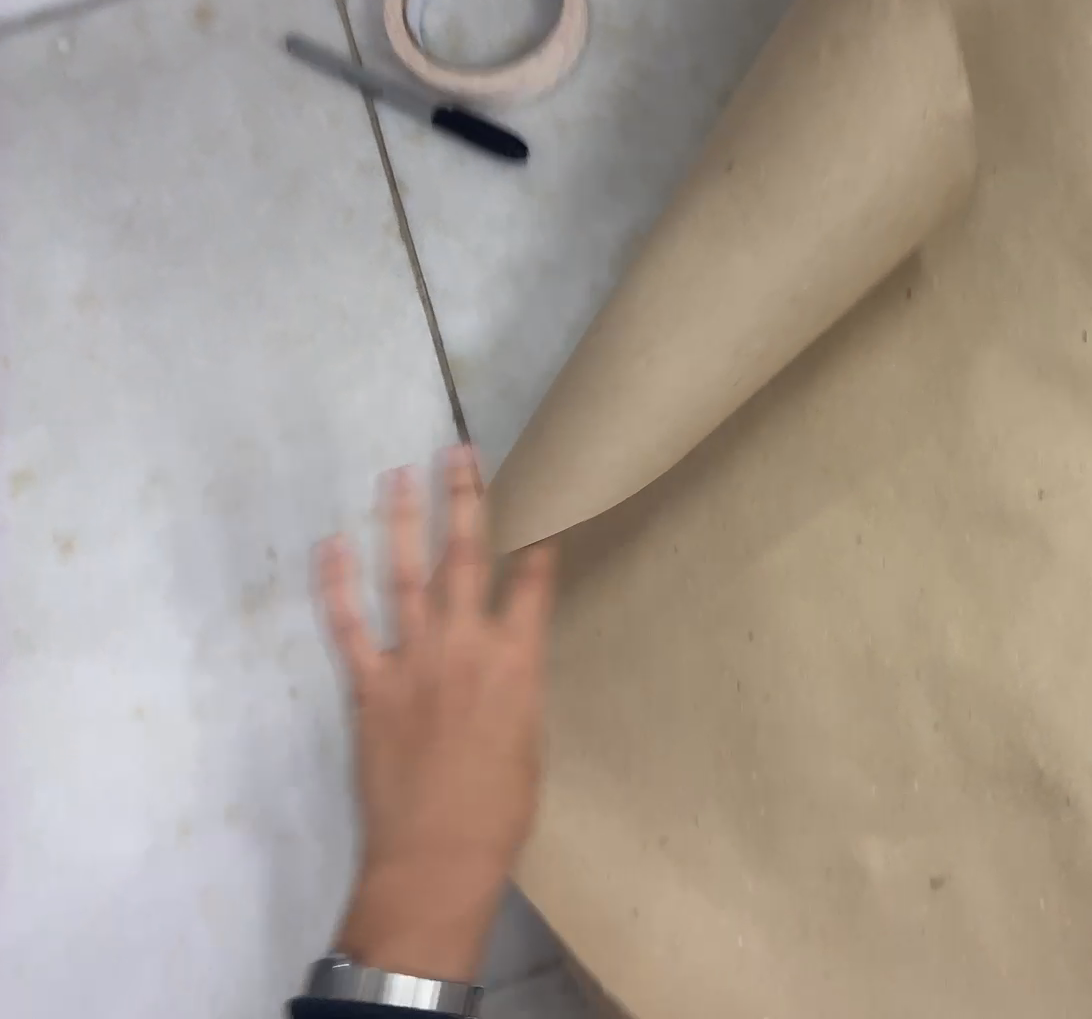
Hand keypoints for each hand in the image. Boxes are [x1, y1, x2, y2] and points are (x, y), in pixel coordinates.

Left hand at [314, 445, 558, 981]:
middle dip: (467, 500)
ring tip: (401, 475)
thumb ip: (518, 677)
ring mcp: (413, 663)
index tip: (541, 493)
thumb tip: (507, 648)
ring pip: (408, 577)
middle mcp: (468, 646)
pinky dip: (339, 584)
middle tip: (460, 452)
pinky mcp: (368, 688)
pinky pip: (349, 627)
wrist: (437, 855)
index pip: (534, 579)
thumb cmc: (506, 798)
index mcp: (521, 659)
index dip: (538, 534)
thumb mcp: (533, 728)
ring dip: (404, 522)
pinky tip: (334, 546)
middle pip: (469, 558)